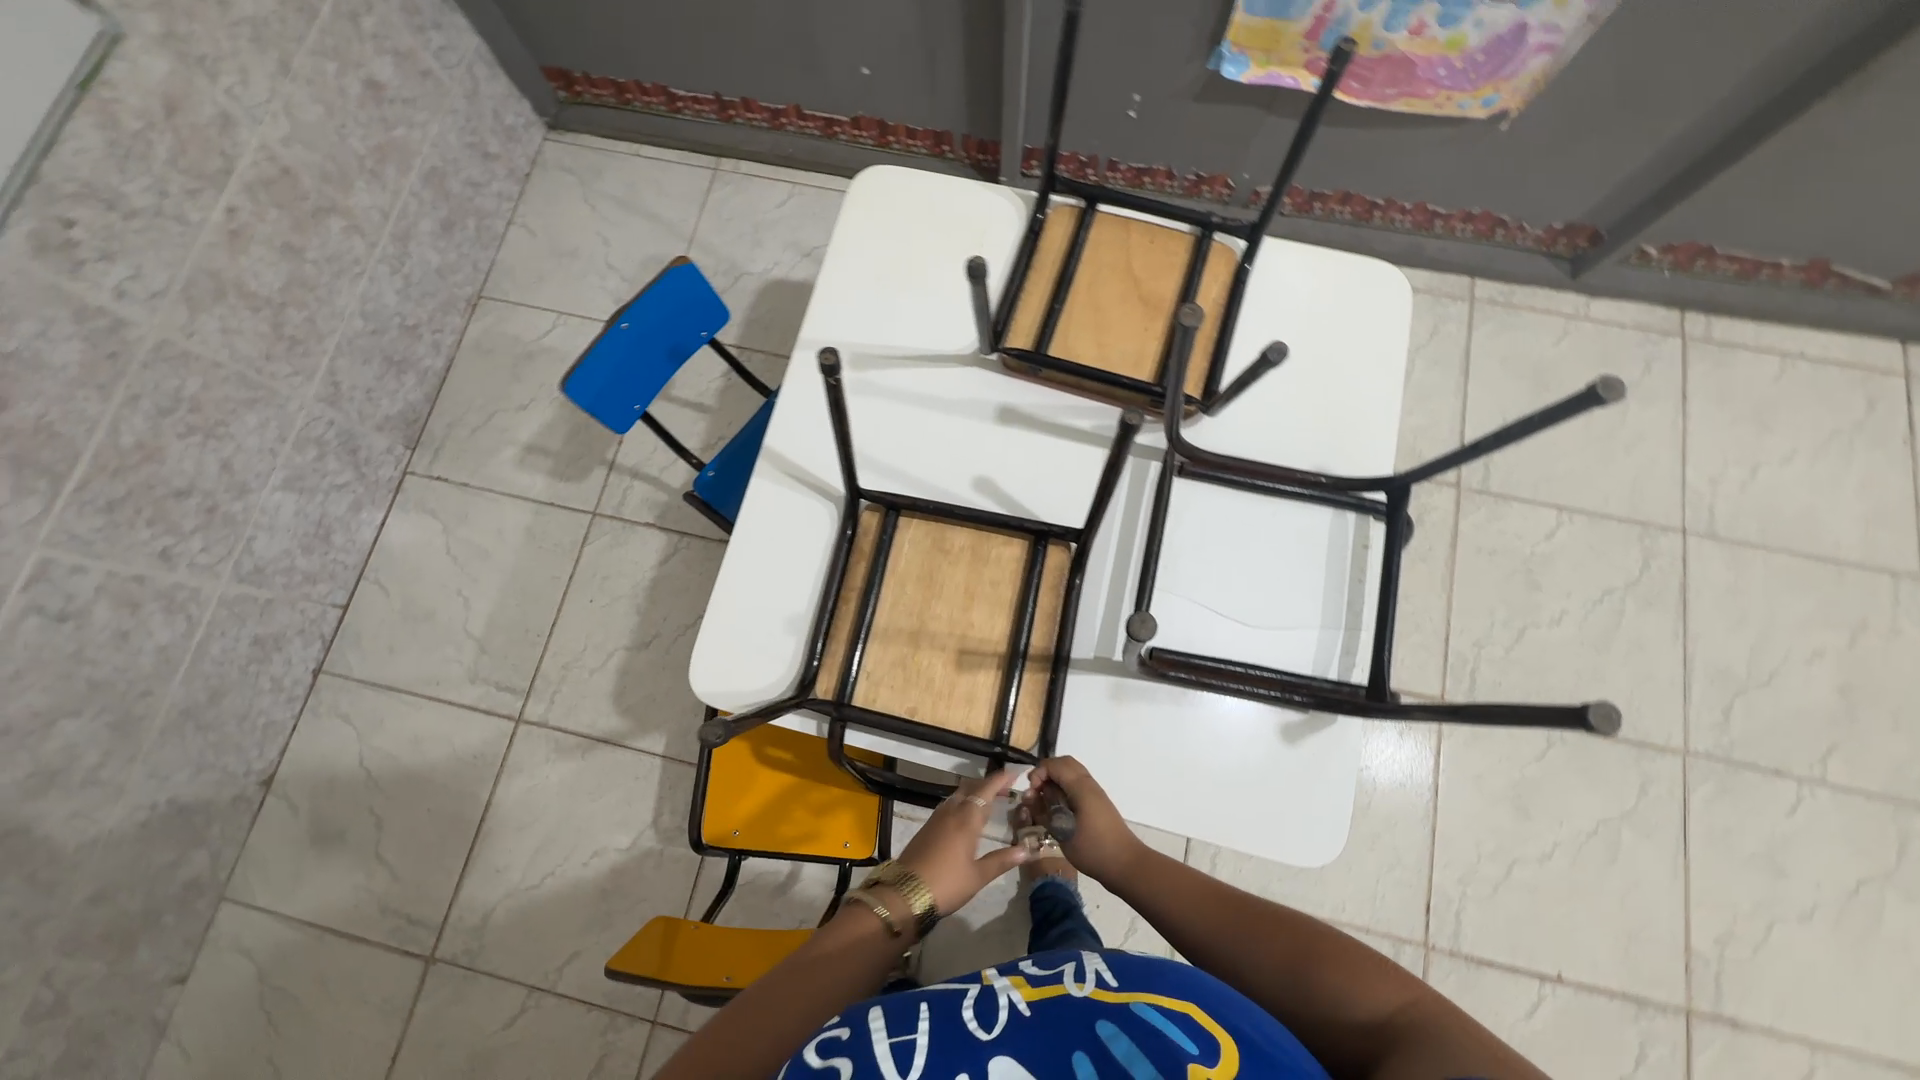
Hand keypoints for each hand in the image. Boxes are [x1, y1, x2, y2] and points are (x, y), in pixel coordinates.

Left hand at [892, 769, 1028, 916]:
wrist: (904, 893)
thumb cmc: (946, 884)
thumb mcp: (978, 876)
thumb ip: (1002, 860)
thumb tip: (1026, 850)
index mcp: (966, 819)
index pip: (985, 790)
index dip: (1000, 779)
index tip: (1014, 774)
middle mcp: (951, 812)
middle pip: (970, 788)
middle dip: (988, 785)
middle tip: (1006, 790)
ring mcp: (936, 819)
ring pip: (958, 796)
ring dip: (974, 794)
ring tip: (989, 803)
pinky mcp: (926, 828)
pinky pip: (949, 806)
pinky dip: (962, 804)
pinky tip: (967, 818)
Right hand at [1022, 756, 1146, 883]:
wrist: (1125, 864)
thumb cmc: (1093, 849)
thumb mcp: (1062, 831)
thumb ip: (1045, 810)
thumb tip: (1033, 796)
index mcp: (1081, 788)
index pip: (1055, 764)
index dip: (1038, 773)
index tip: (1031, 793)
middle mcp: (1089, 785)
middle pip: (1064, 763)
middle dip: (1045, 773)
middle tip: (1035, 793)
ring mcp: (1095, 794)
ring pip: (1071, 774)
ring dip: (1054, 781)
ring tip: (1044, 802)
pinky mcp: (1097, 804)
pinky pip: (1077, 786)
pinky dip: (1063, 790)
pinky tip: (1057, 810)